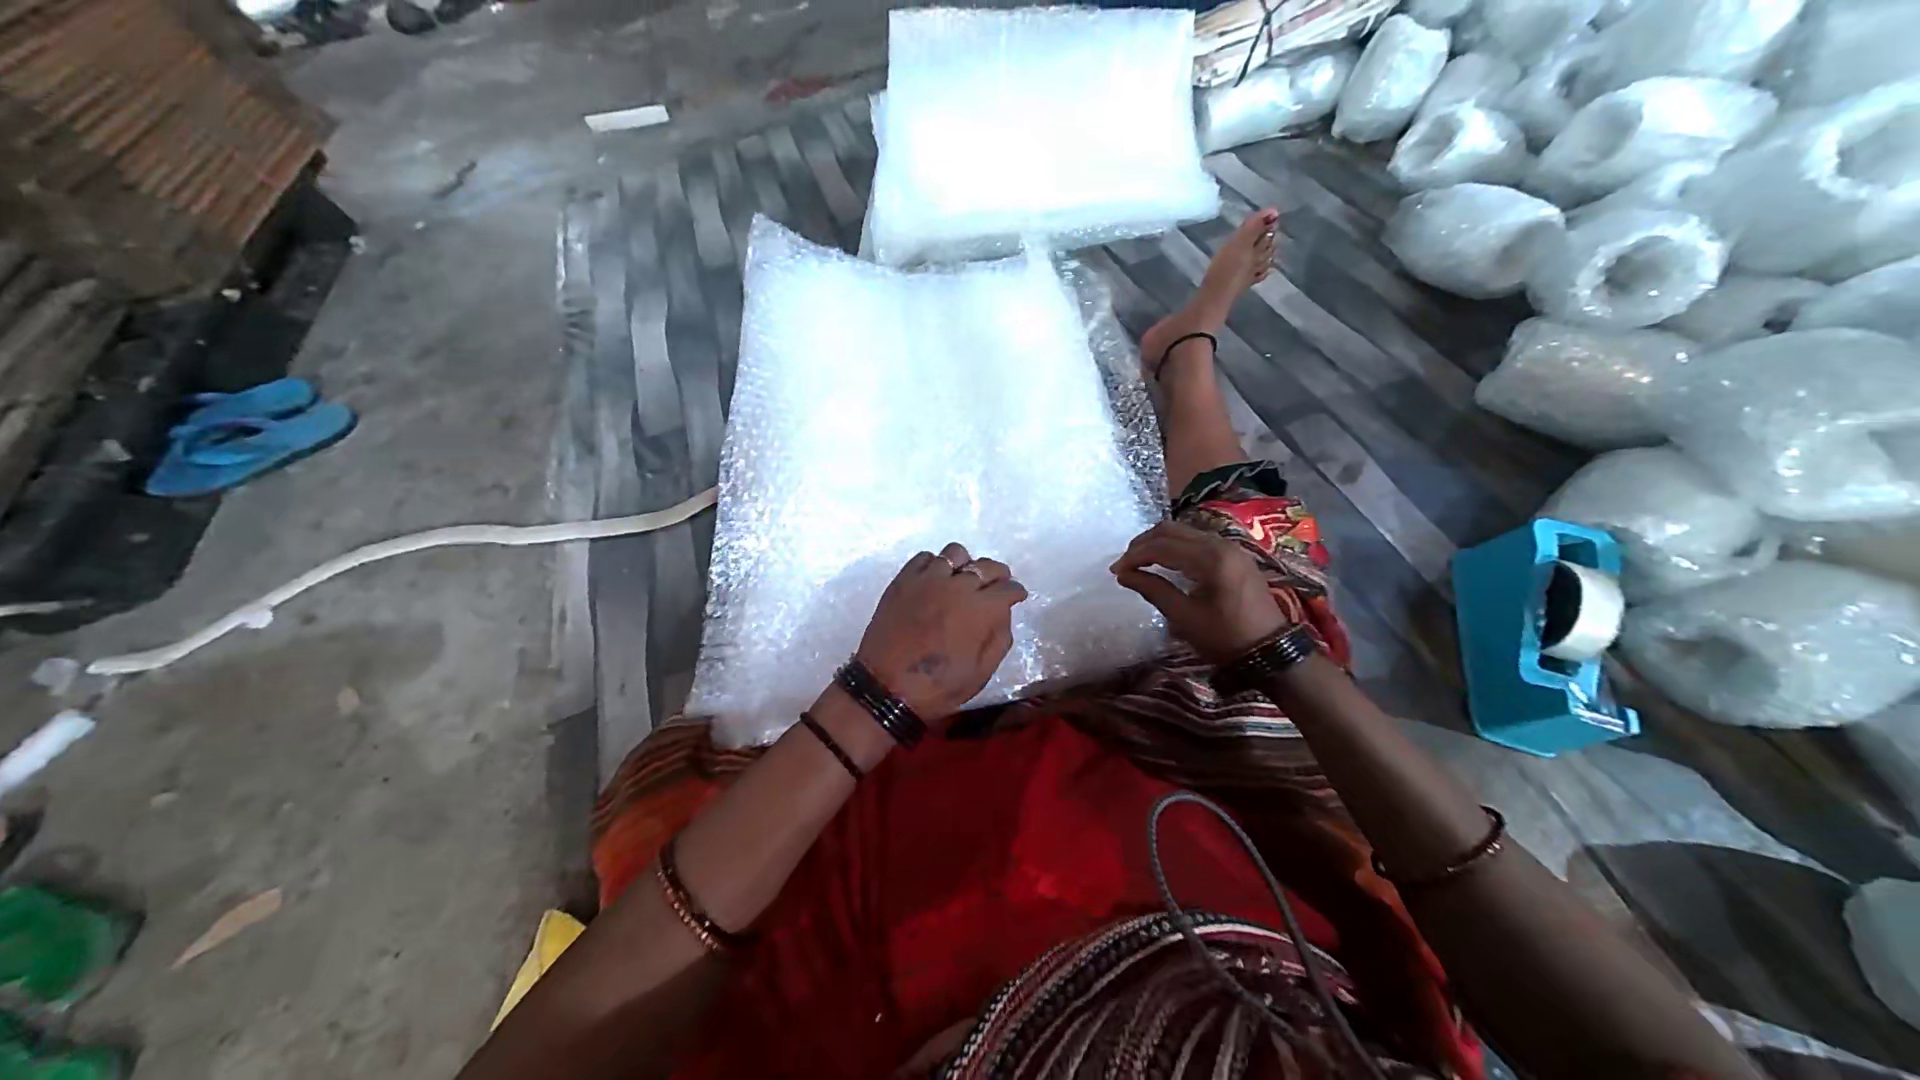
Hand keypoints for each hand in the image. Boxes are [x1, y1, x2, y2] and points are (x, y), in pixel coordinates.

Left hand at [854, 543, 1027, 721]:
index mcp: (982, 608)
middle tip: (996, 584)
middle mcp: (958, 585)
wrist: (887, 686)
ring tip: (962, 578)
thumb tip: (1003, 613)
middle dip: (997, 574)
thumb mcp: (983, 670)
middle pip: (986, 566)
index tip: (1016, 597)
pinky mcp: (904, 580)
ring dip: (965, 564)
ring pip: (955, 553)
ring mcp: (928, 579)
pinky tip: (935, 579)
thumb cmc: (940, 685)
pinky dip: (934, 564)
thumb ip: (999, 637)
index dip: (1015, 592)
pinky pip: (924, 558)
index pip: (1008, 587)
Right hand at [1111, 521, 1288, 661]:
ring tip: (1139, 562)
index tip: (1116, 571)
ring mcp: (1230, 547)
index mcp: (1211, 560)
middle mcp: (1221, 544)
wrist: (1272, 650)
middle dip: (1143, 544)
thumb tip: (1123, 575)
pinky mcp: (1234, 554)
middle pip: (1172, 530)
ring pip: (1184, 532)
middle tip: (1125, 563)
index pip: (1162, 546)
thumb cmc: (1226, 637)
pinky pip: (1196, 540)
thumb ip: (1153, 590)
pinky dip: (1175, 546)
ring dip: (1158, 543)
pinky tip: (1164, 562)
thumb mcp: (1185, 617)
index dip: (1134, 556)